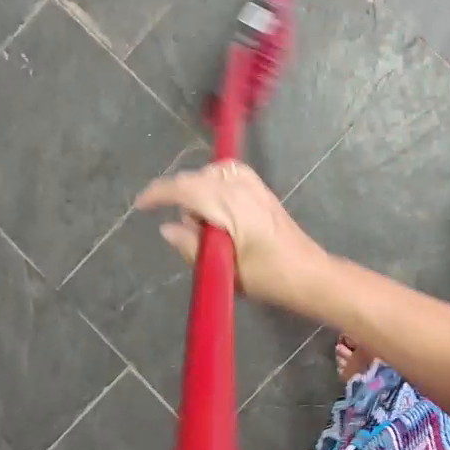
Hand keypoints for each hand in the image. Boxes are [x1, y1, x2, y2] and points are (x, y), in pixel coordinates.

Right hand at [134, 161, 330, 312]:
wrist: (308, 274)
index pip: (185, 188)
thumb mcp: (224, 270)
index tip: (141, 205)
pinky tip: (218, 211)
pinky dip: (214, 184)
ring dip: (199, 190)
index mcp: (229, 204)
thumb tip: (168, 229)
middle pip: (196, 177)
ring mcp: (254, 185)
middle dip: (180, 196)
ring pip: (212, 172)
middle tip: (187, 232)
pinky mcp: (261, 190)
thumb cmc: (267, 277)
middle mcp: (240, 187)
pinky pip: (229, 173)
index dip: (158, 193)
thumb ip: (192, 247)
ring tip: (205, 226)